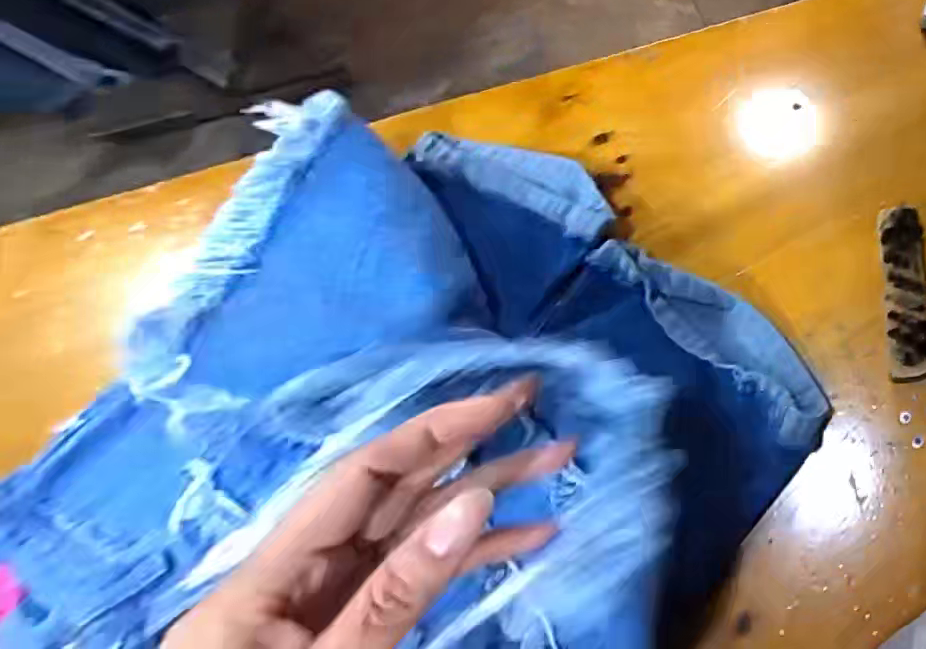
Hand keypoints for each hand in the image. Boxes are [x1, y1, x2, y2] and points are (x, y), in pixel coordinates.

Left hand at [164, 378, 574, 648]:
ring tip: (560, 458)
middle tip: (539, 402)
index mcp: (268, 577)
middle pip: (402, 488)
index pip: (363, 473)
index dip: (436, 428)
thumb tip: (475, 502)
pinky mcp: (366, 618)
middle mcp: (307, 571)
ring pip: (427, 521)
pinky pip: (431, 569)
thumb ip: (395, 593)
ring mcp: (339, 595)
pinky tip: (535, 536)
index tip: (502, 402)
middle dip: (477, 445)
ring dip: (495, 491)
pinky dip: (483, 549)